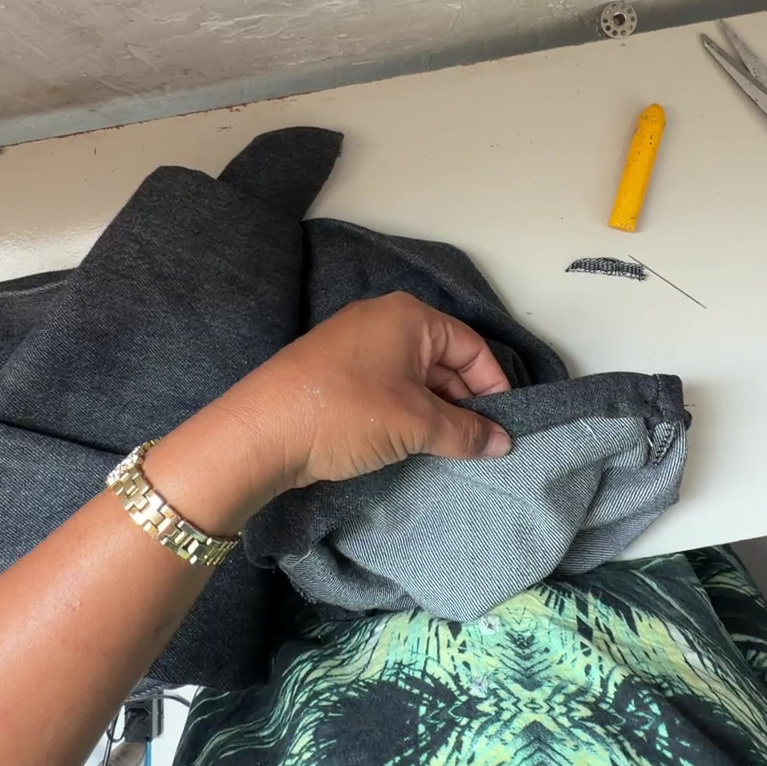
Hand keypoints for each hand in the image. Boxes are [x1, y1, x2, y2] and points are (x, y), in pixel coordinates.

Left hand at [142, 293, 513, 535]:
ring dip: (436, 410)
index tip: (504, 426)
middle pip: (444, 359)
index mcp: (409, 317)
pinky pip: (388, 384)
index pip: (471, 346)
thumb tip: (504, 442)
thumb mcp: (415, 424)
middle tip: (479, 444)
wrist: (262, 432)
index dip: (494, 385)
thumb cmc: (347, 413)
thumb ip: (466, 432)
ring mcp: (357, 343)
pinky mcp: (337, 370)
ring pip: (415, 375)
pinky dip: (407, 410)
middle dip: (464, 401)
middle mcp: (384, 320)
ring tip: (449, 449)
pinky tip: (413, 441)